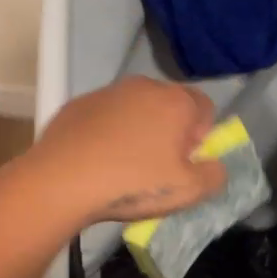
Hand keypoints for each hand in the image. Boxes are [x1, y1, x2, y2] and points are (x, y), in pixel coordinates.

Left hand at [18, 76, 228, 224]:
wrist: (61, 180)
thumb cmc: (133, 183)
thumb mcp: (187, 191)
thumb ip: (214, 176)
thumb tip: (215, 165)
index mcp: (177, 102)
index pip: (206, 108)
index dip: (201, 138)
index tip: (184, 163)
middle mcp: (144, 86)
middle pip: (169, 106)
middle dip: (169, 132)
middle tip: (155, 168)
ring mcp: (107, 92)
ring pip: (135, 109)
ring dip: (136, 131)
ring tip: (122, 166)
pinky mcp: (77, 104)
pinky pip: (104, 117)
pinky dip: (106, 133)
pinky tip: (96, 161)